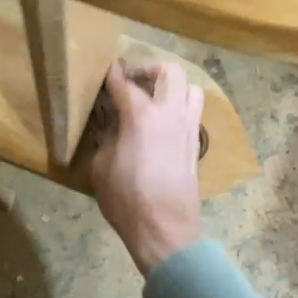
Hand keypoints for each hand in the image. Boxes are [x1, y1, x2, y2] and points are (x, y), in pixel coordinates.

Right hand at [90, 61, 205, 274]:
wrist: (165, 229)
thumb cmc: (126, 199)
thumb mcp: (101, 166)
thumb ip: (107, 137)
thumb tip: (113, 124)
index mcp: (141, 116)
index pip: (125, 83)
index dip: (113, 74)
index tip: (106, 70)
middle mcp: (170, 113)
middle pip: (169, 71)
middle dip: (149, 68)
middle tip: (132, 80)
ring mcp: (188, 127)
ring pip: (190, 87)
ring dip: (172, 86)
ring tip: (153, 97)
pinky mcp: (196, 143)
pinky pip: (193, 111)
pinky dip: (179, 106)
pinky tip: (162, 122)